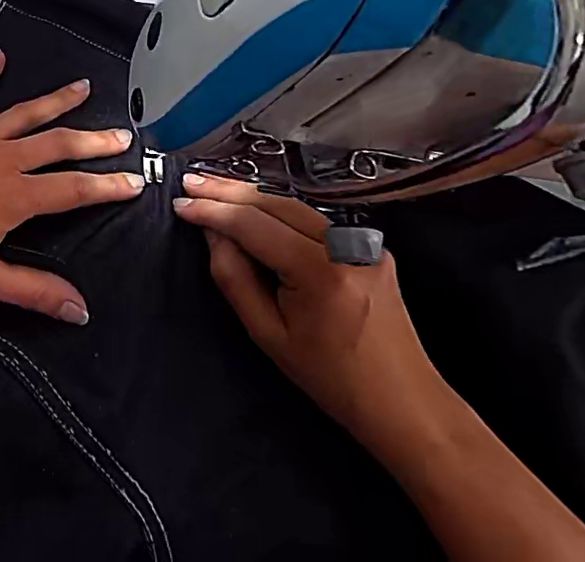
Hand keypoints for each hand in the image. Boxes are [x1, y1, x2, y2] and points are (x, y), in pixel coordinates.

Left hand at [0, 49, 141, 323]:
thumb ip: (34, 291)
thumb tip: (78, 310)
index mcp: (14, 196)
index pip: (75, 190)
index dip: (109, 186)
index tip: (135, 181)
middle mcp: (2, 159)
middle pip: (60, 145)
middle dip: (96, 141)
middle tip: (123, 135)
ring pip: (27, 114)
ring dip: (59, 100)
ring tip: (84, 87)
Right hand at [171, 174, 447, 442]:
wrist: (403, 400)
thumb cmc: (331, 379)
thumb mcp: (269, 336)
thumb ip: (235, 279)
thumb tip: (213, 234)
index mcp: (319, 270)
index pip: (253, 225)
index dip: (213, 211)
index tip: (181, 204)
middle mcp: (344, 243)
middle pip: (274, 203)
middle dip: (228, 191)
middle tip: (191, 182)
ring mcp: (363, 239)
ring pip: (295, 205)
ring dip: (253, 196)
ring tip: (214, 188)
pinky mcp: (370, 243)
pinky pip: (315, 220)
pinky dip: (281, 212)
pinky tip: (257, 207)